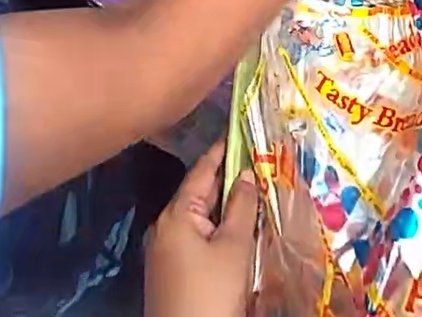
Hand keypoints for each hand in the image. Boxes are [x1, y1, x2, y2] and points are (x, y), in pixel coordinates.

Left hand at [144, 141, 257, 316]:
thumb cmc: (211, 294)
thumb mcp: (233, 247)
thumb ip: (241, 204)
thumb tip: (247, 172)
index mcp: (175, 214)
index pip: (203, 169)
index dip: (224, 147)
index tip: (241, 126)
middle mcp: (165, 226)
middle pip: (201, 191)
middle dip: (229, 176)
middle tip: (257, 157)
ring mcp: (165, 250)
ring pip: (201, 214)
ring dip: (226, 203)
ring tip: (254, 184)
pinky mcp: (171, 270)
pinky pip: (197, 234)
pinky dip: (218, 224)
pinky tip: (238, 222)